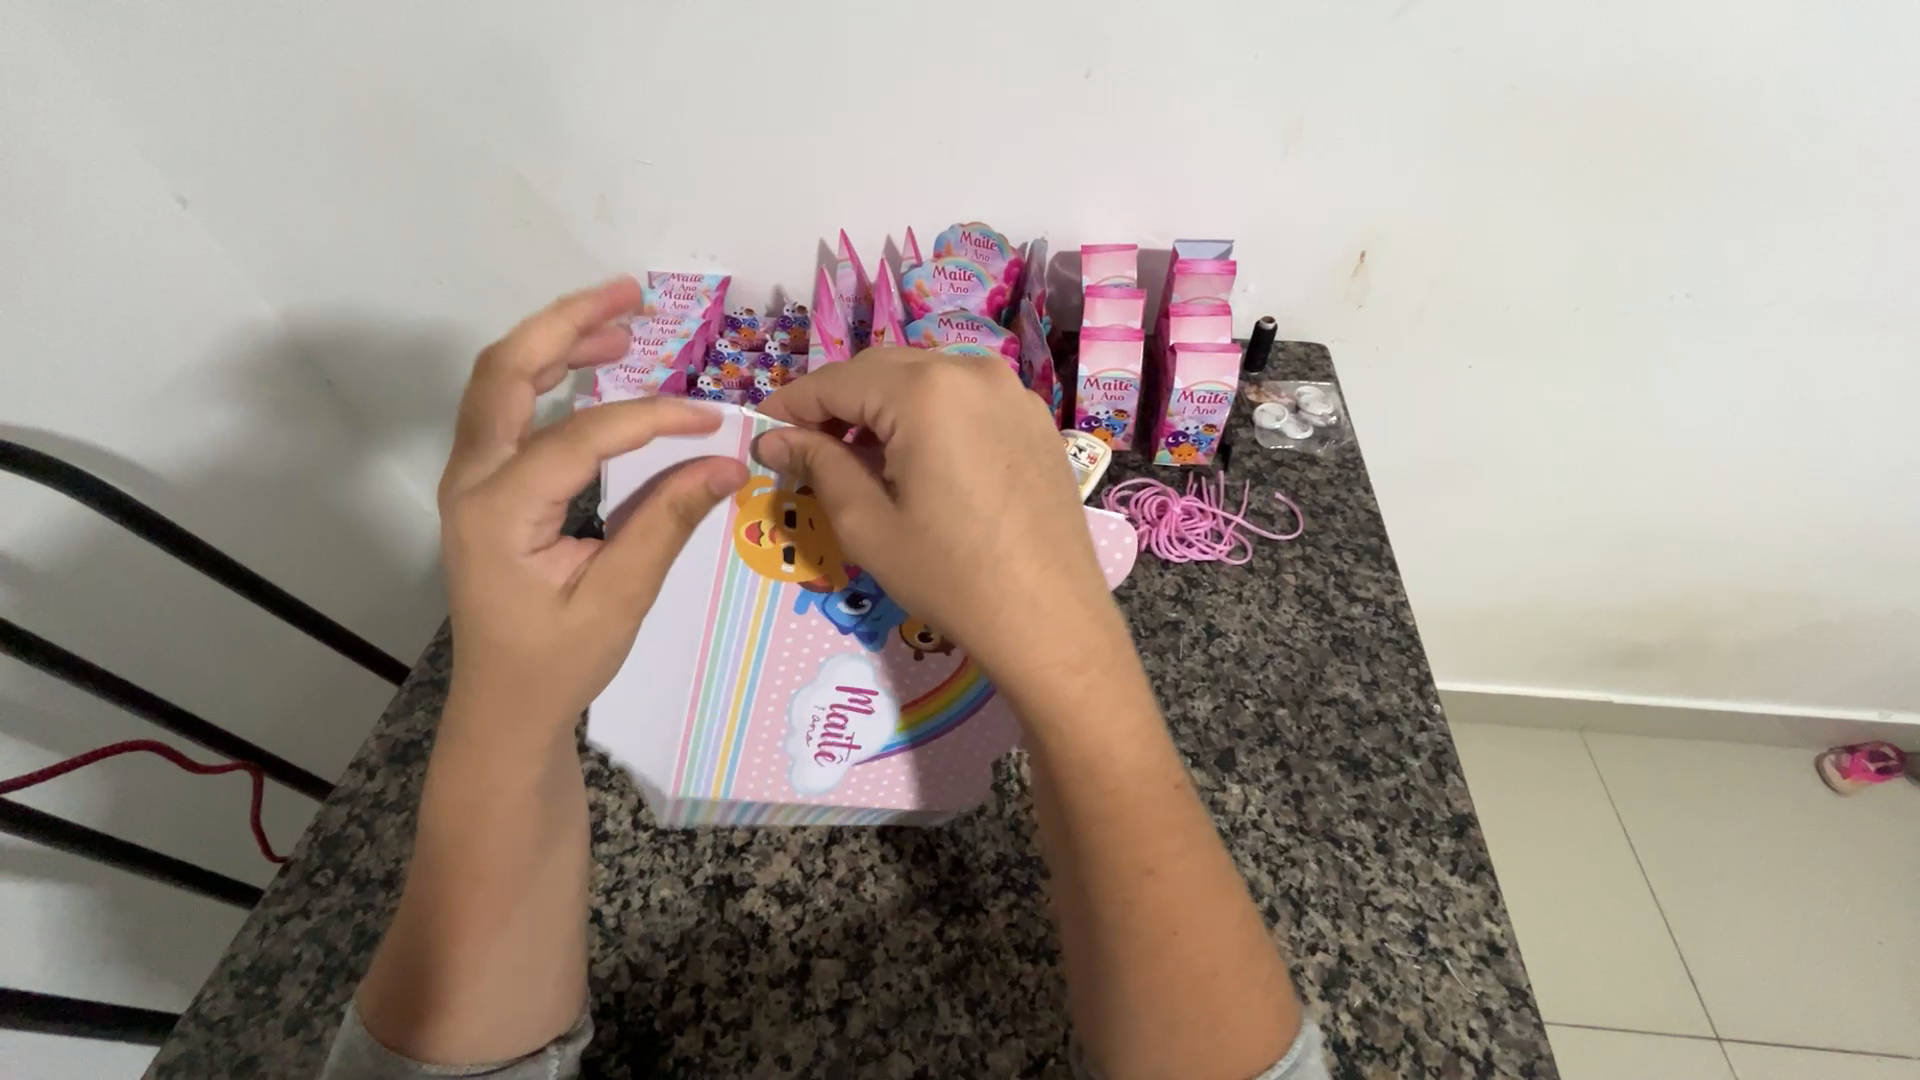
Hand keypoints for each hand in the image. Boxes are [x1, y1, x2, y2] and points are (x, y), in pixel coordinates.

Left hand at [437, 277, 747, 735]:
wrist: (505, 704)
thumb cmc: (559, 661)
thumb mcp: (621, 598)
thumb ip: (669, 522)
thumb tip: (727, 464)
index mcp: (501, 510)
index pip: (584, 437)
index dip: (654, 419)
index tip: (712, 421)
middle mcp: (474, 479)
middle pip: (505, 371)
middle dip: (568, 325)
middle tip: (631, 295)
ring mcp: (473, 480)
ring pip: (500, 383)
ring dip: (555, 343)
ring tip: (620, 323)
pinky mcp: (489, 487)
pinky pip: (511, 412)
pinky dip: (549, 378)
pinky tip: (594, 373)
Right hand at [754, 348, 1121, 686]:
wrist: (1051, 619)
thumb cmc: (952, 578)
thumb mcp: (869, 526)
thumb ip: (819, 466)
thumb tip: (776, 440)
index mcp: (926, 391)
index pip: (837, 380)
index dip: (792, 403)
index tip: (763, 428)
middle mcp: (973, 371)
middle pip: (883, 370)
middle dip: (839, 403)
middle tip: (807, 446)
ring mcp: (1014, 393)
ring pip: (927, 380)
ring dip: (885, 408)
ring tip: (862, 457)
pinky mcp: (1036, 420)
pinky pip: (967, 400)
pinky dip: (932, 417)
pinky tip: (920, 460)